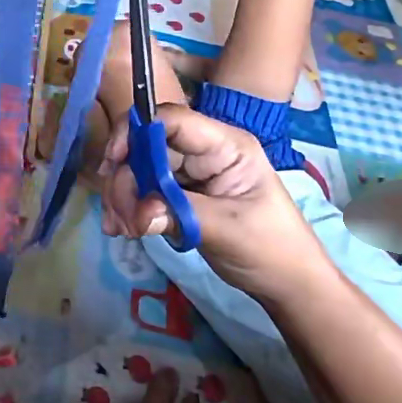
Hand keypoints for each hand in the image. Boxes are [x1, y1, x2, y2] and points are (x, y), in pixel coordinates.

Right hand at [98, 104, 332, 301]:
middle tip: (121, 218)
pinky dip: (128, 208)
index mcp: (225, 145)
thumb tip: (139, 213)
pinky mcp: (180, 194)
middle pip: (148, 145)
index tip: (113, 162)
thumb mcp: (229, 229)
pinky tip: (121, 229)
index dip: (138, 132)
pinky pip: (145, 191)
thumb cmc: (272, 247)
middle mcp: (204, 151)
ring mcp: (190, 173)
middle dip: (127, 177)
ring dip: (123, 196)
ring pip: (141, 169)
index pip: (173, 120)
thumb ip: (181, 214)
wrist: (288, 283)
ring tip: (120, 229)